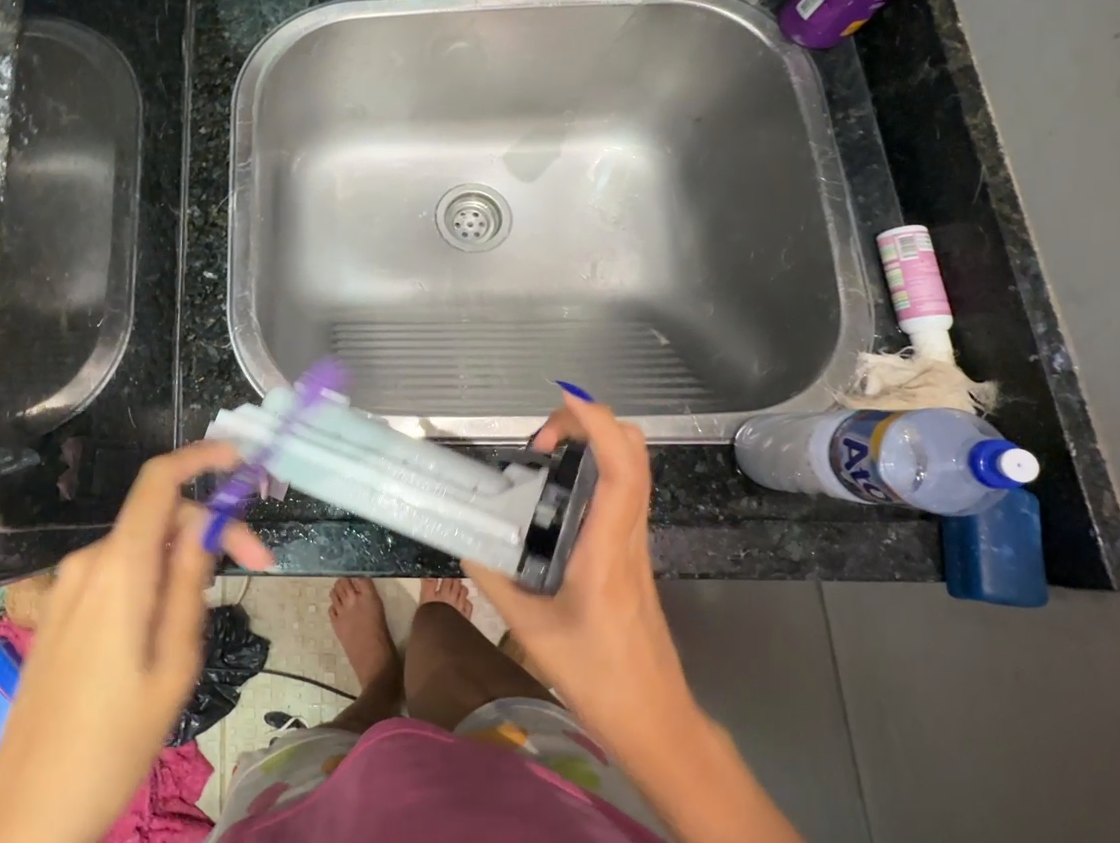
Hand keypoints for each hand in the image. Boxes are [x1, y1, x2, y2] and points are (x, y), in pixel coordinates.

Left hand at [0, 442, 273, 842]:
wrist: (31, 806)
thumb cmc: (114, 743)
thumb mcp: (173, 664)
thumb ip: (190, 583)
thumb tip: (207, 524)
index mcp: (118, 569)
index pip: (158, 480)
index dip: (202, 459)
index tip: (242, 462)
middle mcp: (87, 564)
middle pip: (157, 519)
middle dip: (208, 533)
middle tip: (258, 570)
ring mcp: (66, 587)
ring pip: (139, 550)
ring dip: (180, 564)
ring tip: (203, 624)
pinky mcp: (58, 611)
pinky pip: (115, 575)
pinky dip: (151, 582)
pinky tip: (163, 631)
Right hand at [465, 394, 801, 842]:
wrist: (654, 717)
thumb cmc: (596, 675)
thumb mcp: (531, 628)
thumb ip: (494, 578)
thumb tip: (465, 541)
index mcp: (608, 547)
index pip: (621, 468)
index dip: (597, 423)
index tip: (560, 401)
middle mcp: (629, 535)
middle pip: (635, 454)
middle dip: (592, 422)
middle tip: (542, 436)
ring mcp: (635, 543)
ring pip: (633, 470)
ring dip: (595, 443)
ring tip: (545, 454)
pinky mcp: (631, 555)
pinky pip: (624, 492)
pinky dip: (597, 469)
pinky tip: (558, 490)